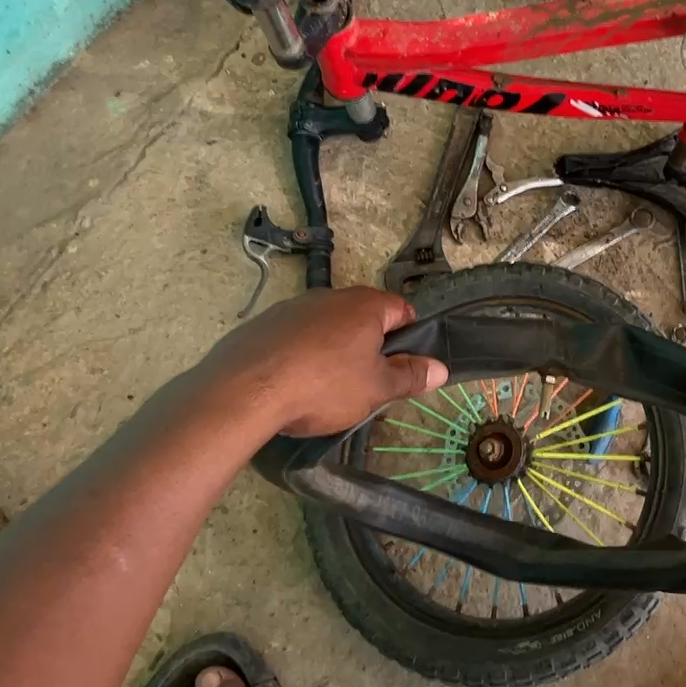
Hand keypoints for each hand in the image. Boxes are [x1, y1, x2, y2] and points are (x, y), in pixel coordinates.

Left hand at [196, 287, 446, 435]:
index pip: (402, 310)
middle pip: (363, 317)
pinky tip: (291, 383)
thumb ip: (410, 376)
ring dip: (333, 348)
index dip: (409, 337)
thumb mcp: (376, 388)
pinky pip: (294, 336)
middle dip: (369, 345)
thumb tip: (441, 369)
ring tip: (326, 387)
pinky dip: (300, 354)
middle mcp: (331, 296)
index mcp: (366, 305)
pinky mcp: (263, 324)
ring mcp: (293, 307)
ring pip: (327, 325)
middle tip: (367, 382)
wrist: (244, 390)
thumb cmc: (323, 385)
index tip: (403, 366)